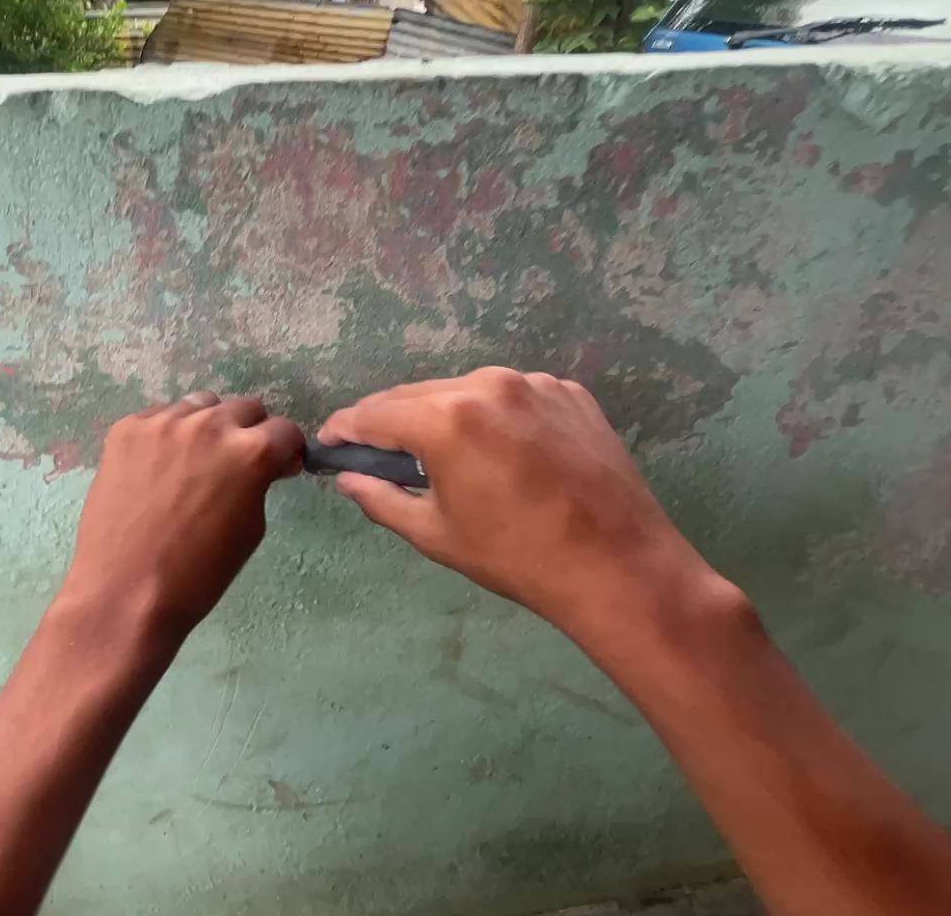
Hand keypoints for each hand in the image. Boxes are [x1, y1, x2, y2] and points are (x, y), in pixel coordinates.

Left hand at [59, 392, 305, 641]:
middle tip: (234, 464)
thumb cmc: (198, 574)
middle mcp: (209, 424)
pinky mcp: (127, 428)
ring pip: (199, 405)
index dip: (285, 450)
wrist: (124, 592)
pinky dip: (167, 434)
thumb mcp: (251, 529)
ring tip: (192, 461)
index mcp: (250, 451)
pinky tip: (157, 466)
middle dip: (248, 432)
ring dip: (207, 426)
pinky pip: (159, 416)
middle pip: (244, 408)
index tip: (278, 465)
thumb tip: (265, 463)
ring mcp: (163, 421)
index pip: (285, 429)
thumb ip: (260, 481)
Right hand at [319, 367, 720, 636]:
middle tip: (373, 449)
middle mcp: (486, 384)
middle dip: (387, 420)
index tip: (329, 442)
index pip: (374, 413)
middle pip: (415, 395)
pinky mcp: (569, 392)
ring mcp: (533, 383)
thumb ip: (380, 498)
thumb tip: (347, 479)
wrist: (621, 568)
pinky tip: (497, 447)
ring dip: (439, 413)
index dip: (344, 428)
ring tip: (437, 449)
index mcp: (447, 419)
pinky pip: (510, 394)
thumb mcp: (435, 534)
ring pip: (463, 390)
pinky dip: (490, 414)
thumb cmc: (516, 557)